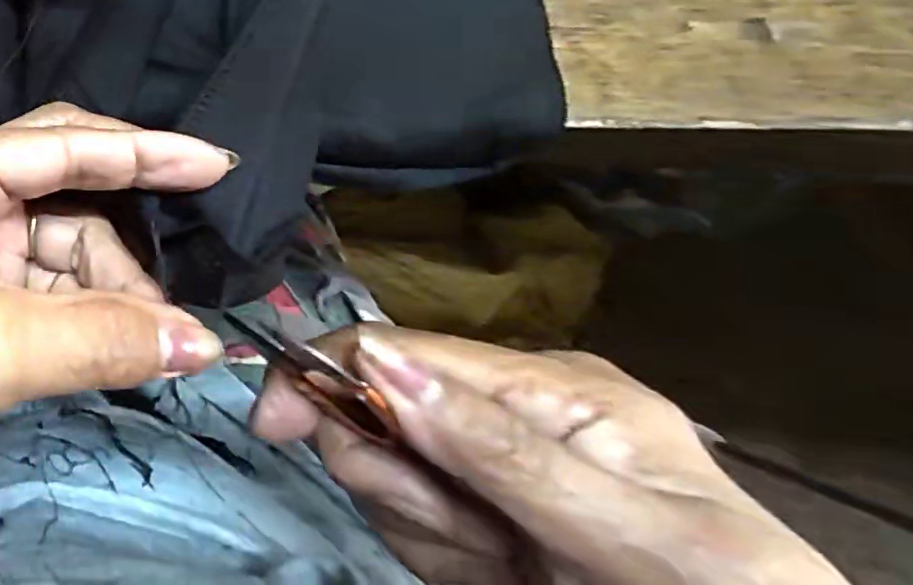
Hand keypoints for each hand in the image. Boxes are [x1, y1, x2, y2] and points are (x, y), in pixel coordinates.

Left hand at [0, 104, 231, 578]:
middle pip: (69, 177)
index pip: (59, 144)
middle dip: (135, 204)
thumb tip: (204, 342)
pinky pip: (60, 276)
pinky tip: (132, 330)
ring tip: (160, 326)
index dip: (141, 151)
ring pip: (73, 235)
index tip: (211, 159)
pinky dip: (99, 303)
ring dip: (120, 276)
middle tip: (205, 210)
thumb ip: (105, 340)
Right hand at [250, 325, 846, 584]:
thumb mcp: (642, 541)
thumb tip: (375, 359)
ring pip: (383, 466)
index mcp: (547, 386)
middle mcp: (504, 409)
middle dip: (397, 477)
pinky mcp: (474, 512)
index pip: (401, 349)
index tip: (271, 424)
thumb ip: (505, 449)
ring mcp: (486, 462)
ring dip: (423, 527)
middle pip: (377, 407)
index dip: (327, 370)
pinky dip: (434, 552)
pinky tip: (494, 573)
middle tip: (472, 544)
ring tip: (503, 569)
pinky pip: (405, 516)